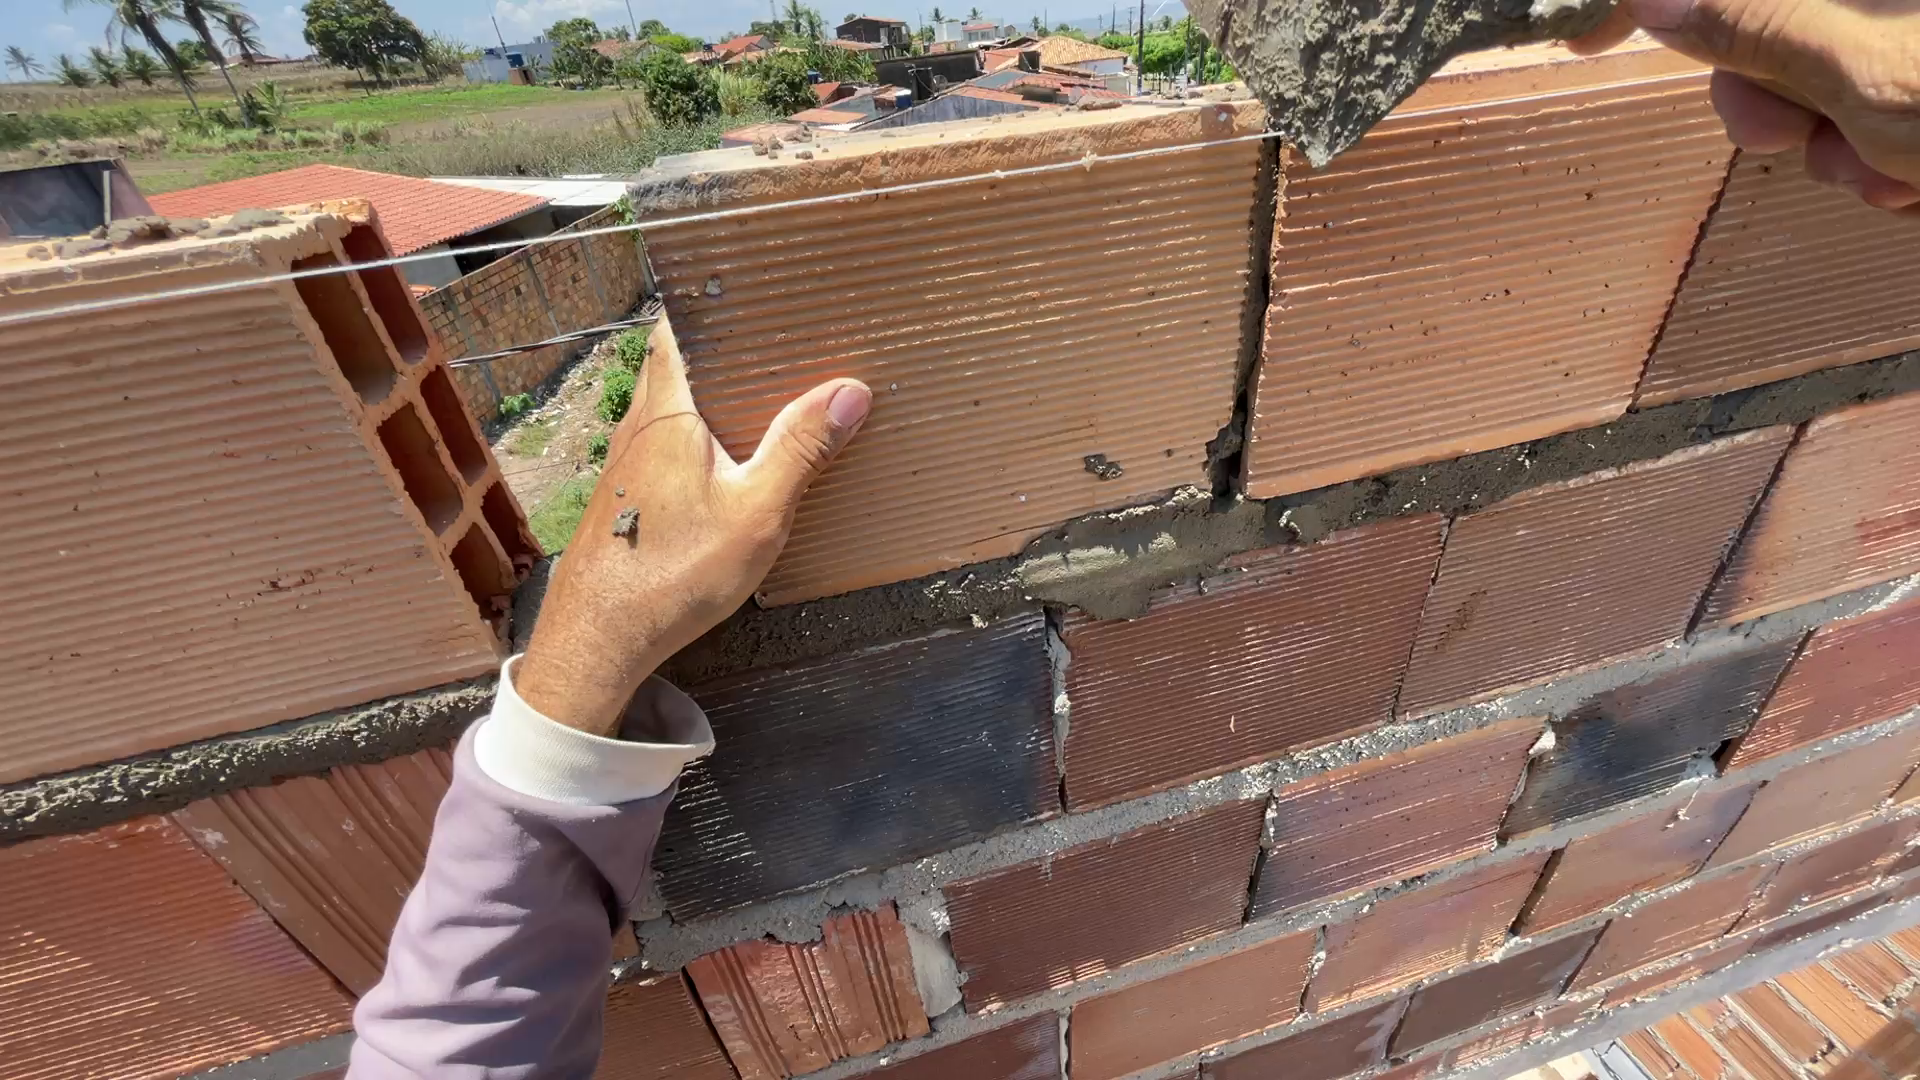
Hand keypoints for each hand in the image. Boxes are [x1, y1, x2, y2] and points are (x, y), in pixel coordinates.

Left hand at [513, 324, 870, 735]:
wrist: (599, 639)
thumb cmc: (678, 570)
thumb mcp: (757, 511)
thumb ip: (800, 448)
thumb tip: (852, 389)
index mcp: (669, 409)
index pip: (679, 329)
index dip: (715, 308)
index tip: (761, 299)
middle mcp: (639, 422)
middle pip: (681, 365)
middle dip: (730, 355)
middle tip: (787, 352)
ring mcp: (628, 459)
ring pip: (675, 406)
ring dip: (716, 397)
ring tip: (772, 399)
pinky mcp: (628, 492)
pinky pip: (670, 441)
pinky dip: (703, 434)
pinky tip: (734, 461)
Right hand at [1571, 0, 1919, 208]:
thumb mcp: (1869, 69)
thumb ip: (1759, 30)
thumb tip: (1653, 1)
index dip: (1649, 6)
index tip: (1589, 43)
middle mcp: (1888, 4)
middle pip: (1768, 39)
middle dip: (1771, 103)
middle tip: (1796, 139)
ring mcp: (1903, 41)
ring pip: (1809, 84)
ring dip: (1827, 143)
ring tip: (1886, 166)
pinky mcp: (1910, 79)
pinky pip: (1853, 109)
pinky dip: (1866, 150)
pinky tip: (1905, 169)